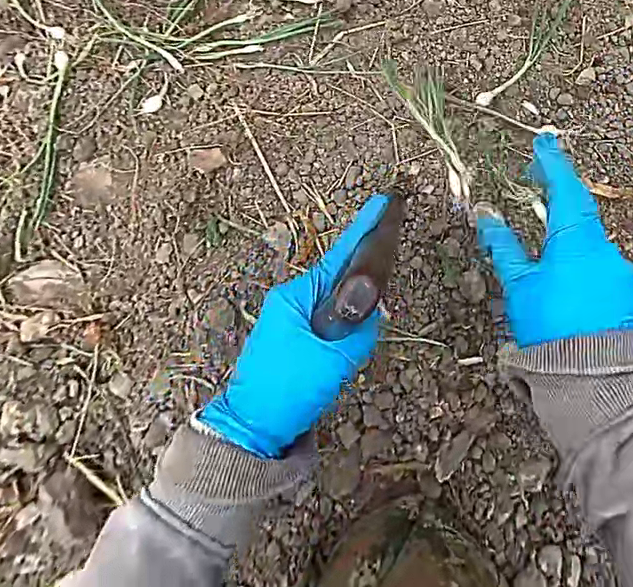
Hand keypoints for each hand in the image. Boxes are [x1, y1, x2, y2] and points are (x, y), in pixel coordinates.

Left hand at [198, 194, 390, 458]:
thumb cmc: (289, 389)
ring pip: (333, 300)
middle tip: (384, 270)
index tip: (384, 202)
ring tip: (358, 330)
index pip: (340, 253)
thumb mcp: (335, 357)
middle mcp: (292, 297)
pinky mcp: (290, 335)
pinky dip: (340, 325)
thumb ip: (361, 328)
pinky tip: (345, 343)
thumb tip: (375, 311)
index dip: (365, 227)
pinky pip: (324, 318)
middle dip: (363, 276)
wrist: (248, 430)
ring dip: (351, 309)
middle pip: (339, 275)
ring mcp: (288, 316)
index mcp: (299, 294)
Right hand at [475, 132, 632, 347]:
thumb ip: (504, 247)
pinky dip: (587, 270)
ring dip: (571, 244)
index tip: (543, 141)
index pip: (565, 187)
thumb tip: (486, 216)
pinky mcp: (631, 294)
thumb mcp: (520, 286)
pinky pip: (605, 271)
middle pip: (580, 213)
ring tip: (551, 255)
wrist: (598, 380)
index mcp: (576, 239)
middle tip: (538, 182)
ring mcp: (621, 272)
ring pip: (592, 245)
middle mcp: (605, 248)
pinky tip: (573, 288)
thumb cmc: (552, 330)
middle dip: (558, 199)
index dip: (552, 162)